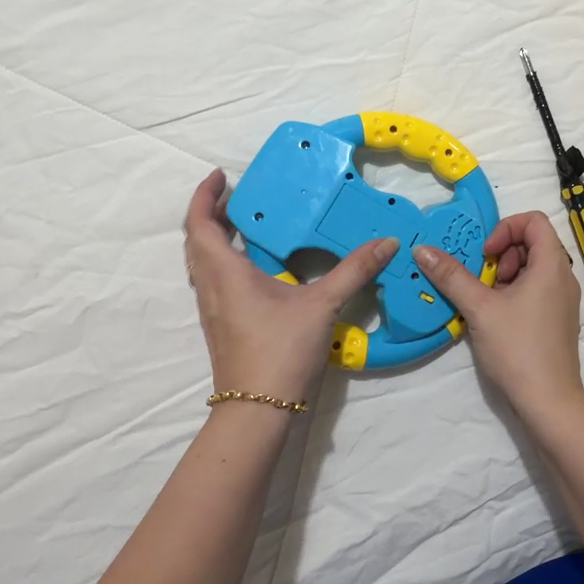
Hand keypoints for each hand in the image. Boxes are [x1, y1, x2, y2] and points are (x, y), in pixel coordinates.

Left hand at [184, 169, 396, 402]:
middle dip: (210, 212)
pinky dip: (223, 259)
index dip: (205, 196)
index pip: (200, 224)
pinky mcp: (220, 323)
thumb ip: (354, 270)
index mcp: (226, 272)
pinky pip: (212, 278)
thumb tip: (386, 242)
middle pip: (197, 240)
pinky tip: (253, 265)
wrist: (256, 408)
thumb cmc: (281, 350)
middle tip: (236, 194)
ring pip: (201, 261)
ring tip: (245, 222)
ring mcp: (211, 307)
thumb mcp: (322, 305)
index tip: (222, 175)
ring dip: (214, 237)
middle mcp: (210, 286)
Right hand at [413, 212, 583, 416]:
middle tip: (484, 280)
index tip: (485, 254)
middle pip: (534, 242)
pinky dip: (515, 291)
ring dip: (505, 274)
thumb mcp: (479, 309)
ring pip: (533, 267)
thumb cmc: (517, 349)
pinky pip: (538, 288)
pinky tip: (497, 317)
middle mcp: (564, 276)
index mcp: (552, 264)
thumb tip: (423, 250)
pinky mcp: (559, 318)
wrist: (549, 400)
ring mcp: (564, 299)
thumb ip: (451, 276)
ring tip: (487, 300)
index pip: (534, 221)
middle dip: (502, 253)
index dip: (505, 228)